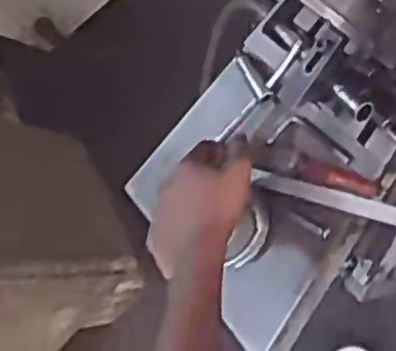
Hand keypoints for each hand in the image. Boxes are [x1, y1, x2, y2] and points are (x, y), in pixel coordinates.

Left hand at [149, 139, 252, 279]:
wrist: (196, 258)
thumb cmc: (219, 210)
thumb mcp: (239, 174)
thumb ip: (240, 151)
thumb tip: (238, 138)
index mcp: (187, 166)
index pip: (204, 147)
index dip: (220, 151)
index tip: (231, 159)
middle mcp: (168, 185)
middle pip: (189, 172)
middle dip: (204, 174)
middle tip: (222, 184)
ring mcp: (158, 212)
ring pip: (178, 197)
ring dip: (191, 198)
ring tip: (210, 209)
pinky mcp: (155, 237)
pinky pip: (171, 222)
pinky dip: (182, 222)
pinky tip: (196, 229)